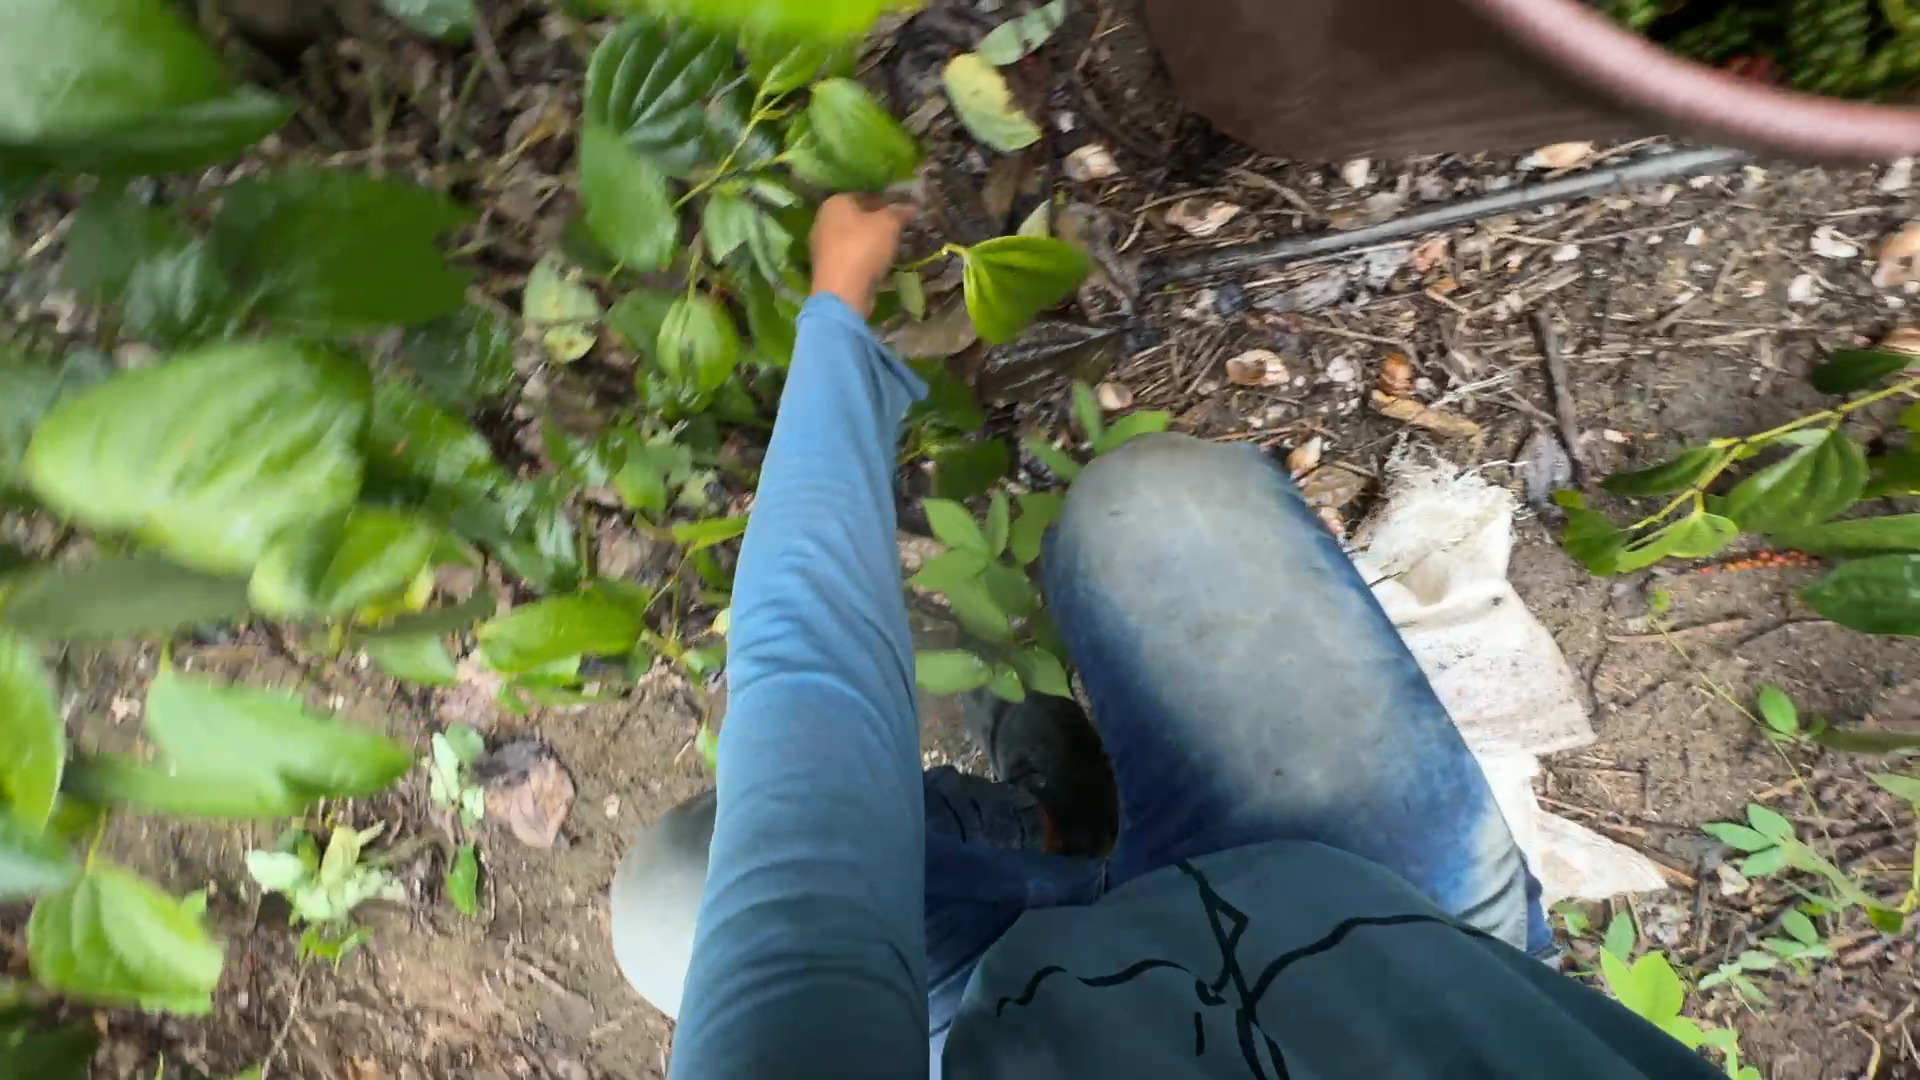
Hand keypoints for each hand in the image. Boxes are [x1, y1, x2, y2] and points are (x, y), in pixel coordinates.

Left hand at [809, 194, 917, 316]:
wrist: (843, 293)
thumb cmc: (863, 248)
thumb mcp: (888, 224)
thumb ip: (899, 212)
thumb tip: (911, 207)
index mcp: (834, 203)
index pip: (864, 194)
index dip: (886, 200)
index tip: (903, 209)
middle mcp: (823, 221)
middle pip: (857, 217)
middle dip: (878, 222)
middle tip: (900, 228)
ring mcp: (823, 248)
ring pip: (853, 239)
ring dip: (872, 242)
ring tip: (893, 247)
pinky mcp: (828, 270)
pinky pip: (851, 258)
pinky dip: (864, 259)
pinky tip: (880, 264)